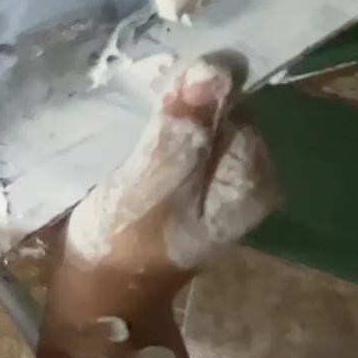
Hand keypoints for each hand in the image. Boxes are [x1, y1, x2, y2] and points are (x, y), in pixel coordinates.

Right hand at [65, 57, 279, 287]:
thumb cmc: (124, 237)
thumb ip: (182, 129)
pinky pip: (186, 145)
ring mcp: (224, 186)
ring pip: (201, 128)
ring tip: (126, 117)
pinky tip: (132, 138)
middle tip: (129, 103)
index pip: (232, 103)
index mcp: (251, 175)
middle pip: (220, 115)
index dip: (191, 86)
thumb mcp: (149, 180)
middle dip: (179, 100)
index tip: (146, 84)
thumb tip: (216, 67)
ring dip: (166, 116)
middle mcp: (250, 177)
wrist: (105, 290)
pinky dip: (161, 134)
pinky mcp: (195, 190)